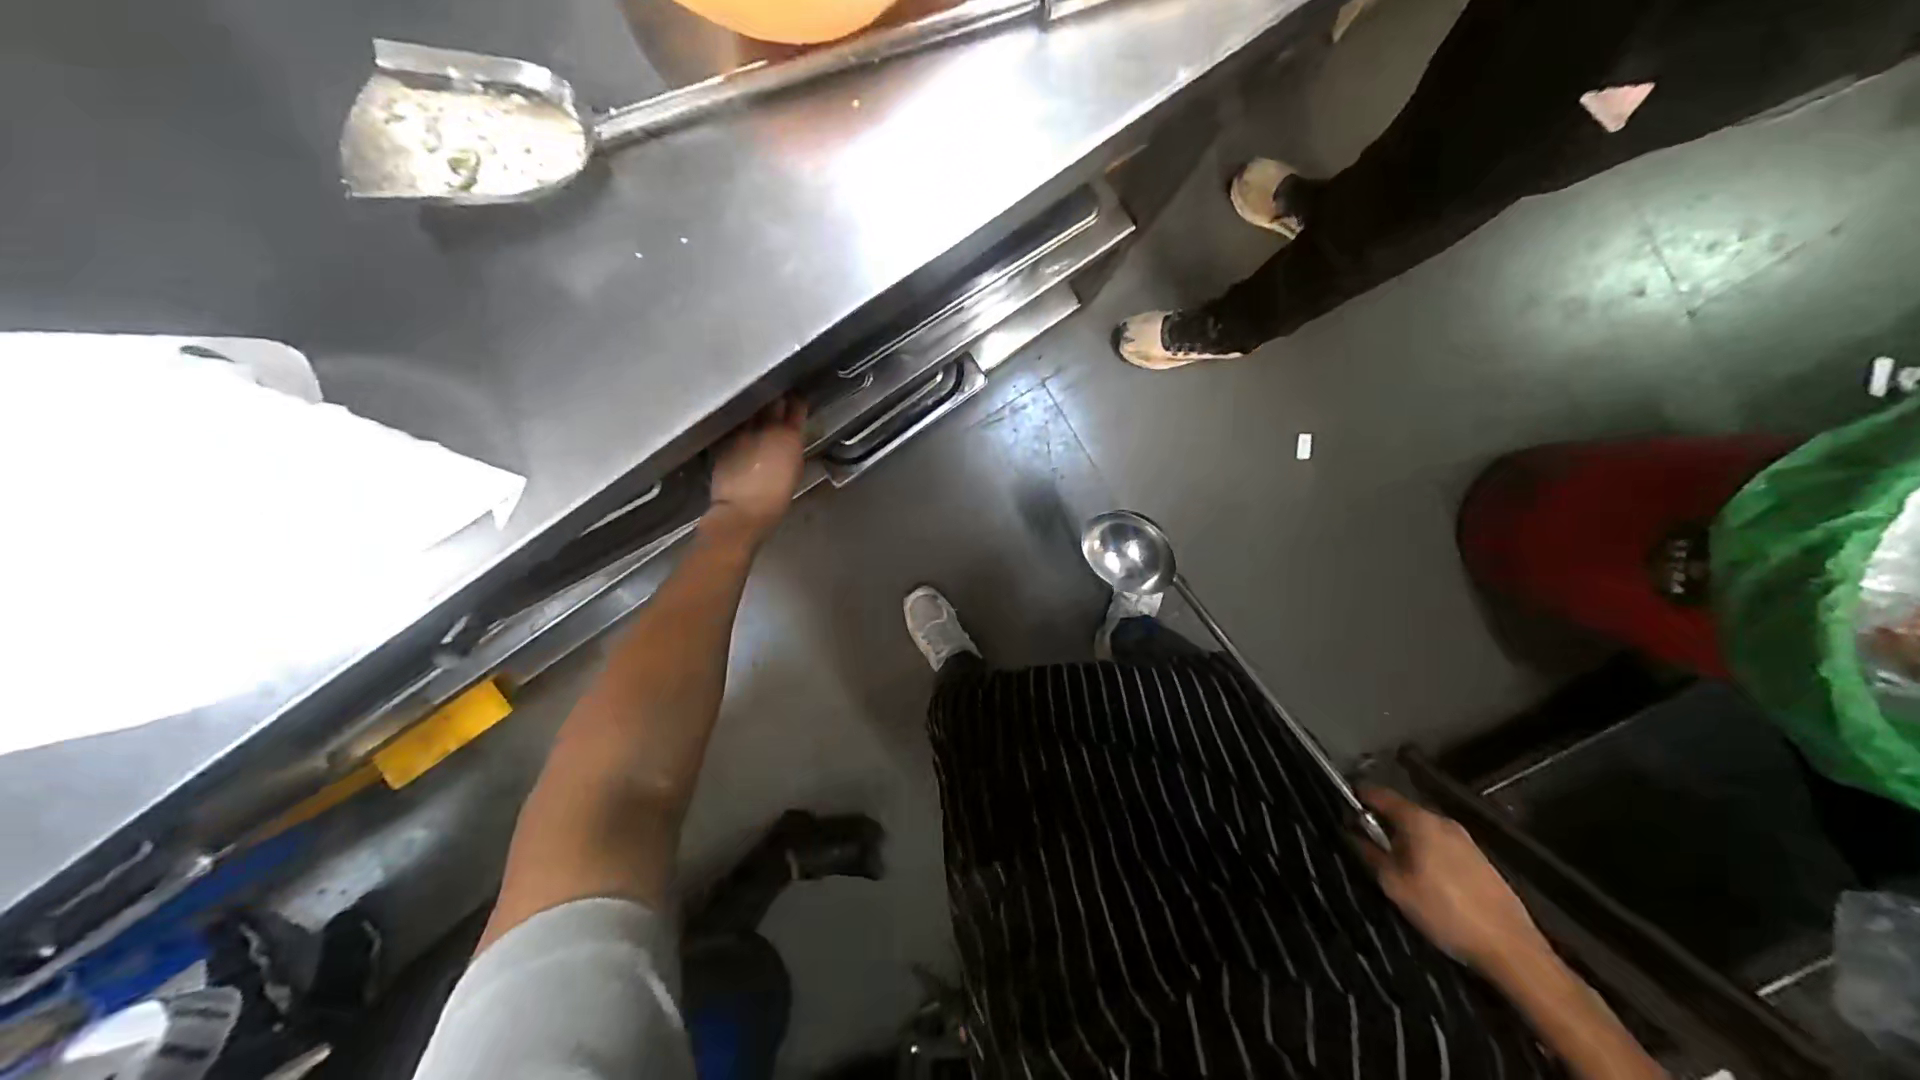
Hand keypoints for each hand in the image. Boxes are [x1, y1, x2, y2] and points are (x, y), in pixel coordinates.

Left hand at [706, 399, 807, 541]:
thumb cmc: (776, 499)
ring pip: (750, 410)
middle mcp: (765, 427)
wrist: (742, 511)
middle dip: (776, 400)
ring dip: (756, 410)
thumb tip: (789, 442)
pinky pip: (735, 426)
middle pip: (773, 402)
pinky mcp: (723, 440)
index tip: (798, 401)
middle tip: (779, 401)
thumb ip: (791, 450)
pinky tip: (742, 430)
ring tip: (759, 412)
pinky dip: (740, 425)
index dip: (798, 402)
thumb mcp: (794, 472)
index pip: (797, 407)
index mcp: (789, 436)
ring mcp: (741, 432)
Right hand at [1356, 786, 1550, 973]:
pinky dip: (1424, 852)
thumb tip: (1350, 831)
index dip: (1356, 797)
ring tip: (1391, 865)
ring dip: (1403, 839)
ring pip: (1421, 829)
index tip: (1340, 810)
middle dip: (1379, 822)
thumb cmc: (1444, 911)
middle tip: (1363, 844)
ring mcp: (1465, 840)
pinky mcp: (1479, 860)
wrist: (1511, 949)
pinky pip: (1440, 845)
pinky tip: (1423, 878)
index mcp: (1419, 820)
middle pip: (1401, 811)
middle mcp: (1442, 821)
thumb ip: (1368, 852)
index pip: (1378, 793)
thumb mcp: (1393, 884)